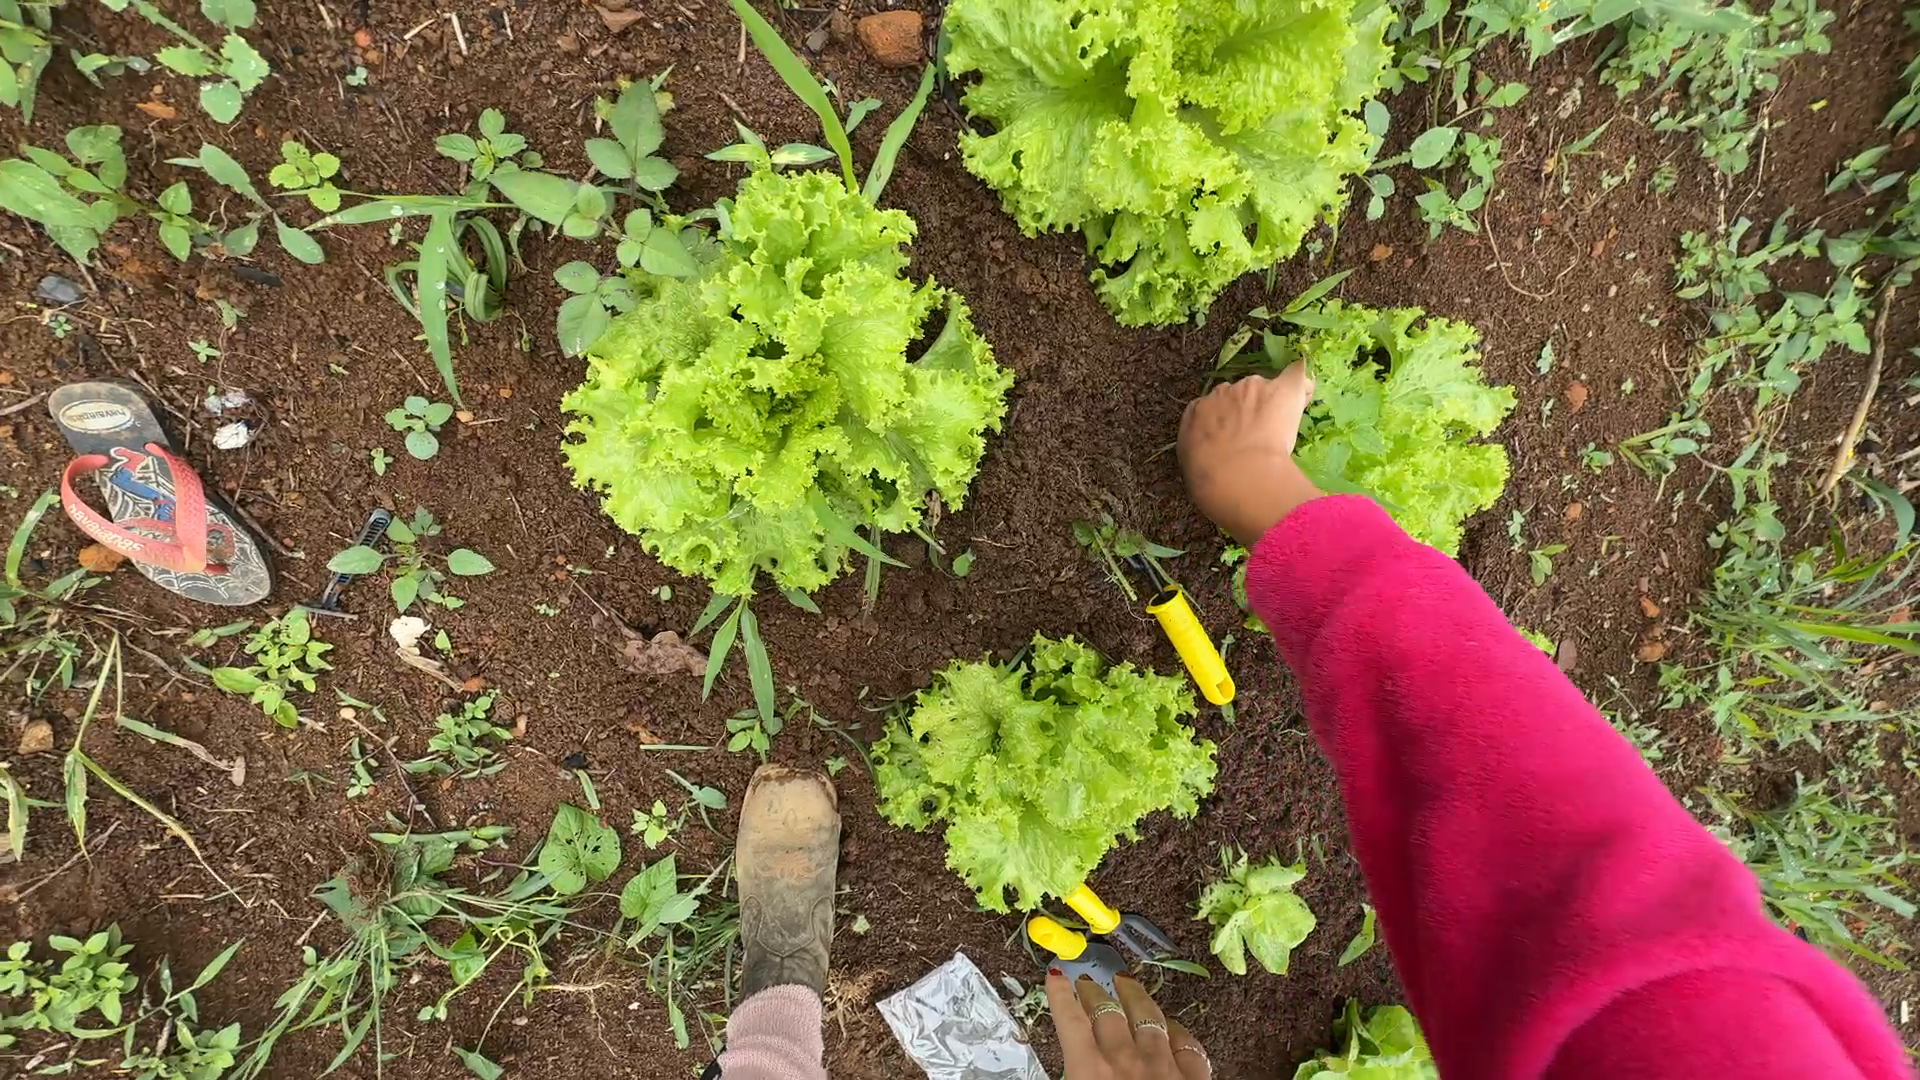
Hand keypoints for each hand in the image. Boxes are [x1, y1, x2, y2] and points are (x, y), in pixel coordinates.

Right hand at [1046, 970, 1210, 1078]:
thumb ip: (1070, 1078)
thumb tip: (1065, 1069)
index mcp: (1091, 1072)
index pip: (1070, 1019)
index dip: (1060, 994)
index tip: (1056, 974)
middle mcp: (1126, 1060)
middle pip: (1107, 1011)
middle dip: (1094, 992)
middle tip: (1087, 981)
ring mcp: (1165, 1066)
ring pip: (1148, 1015)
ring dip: (1134, 996)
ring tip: (1126, 983)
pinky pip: (1186, 1043)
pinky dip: (1175, 1030)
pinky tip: (1170, 1026)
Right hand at [1177, 364, 1322, 546]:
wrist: (1236, 477)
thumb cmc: (1209, 483)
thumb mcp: (1193, 467)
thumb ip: (1201, 451)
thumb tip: (1213, 455)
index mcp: (1195, 413)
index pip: (1209, 407)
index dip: (1223, 420)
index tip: (1231, 436)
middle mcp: (1220, 393)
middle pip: (1237, 394)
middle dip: (1246, 410)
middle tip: (1256, 437)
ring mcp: (1252, 387)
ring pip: (1265, 388)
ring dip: (1271, 403)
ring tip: (1281, 429)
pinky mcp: (1282, 389)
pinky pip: (1295, 378)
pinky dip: (1302, 388)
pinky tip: (1305, 399)